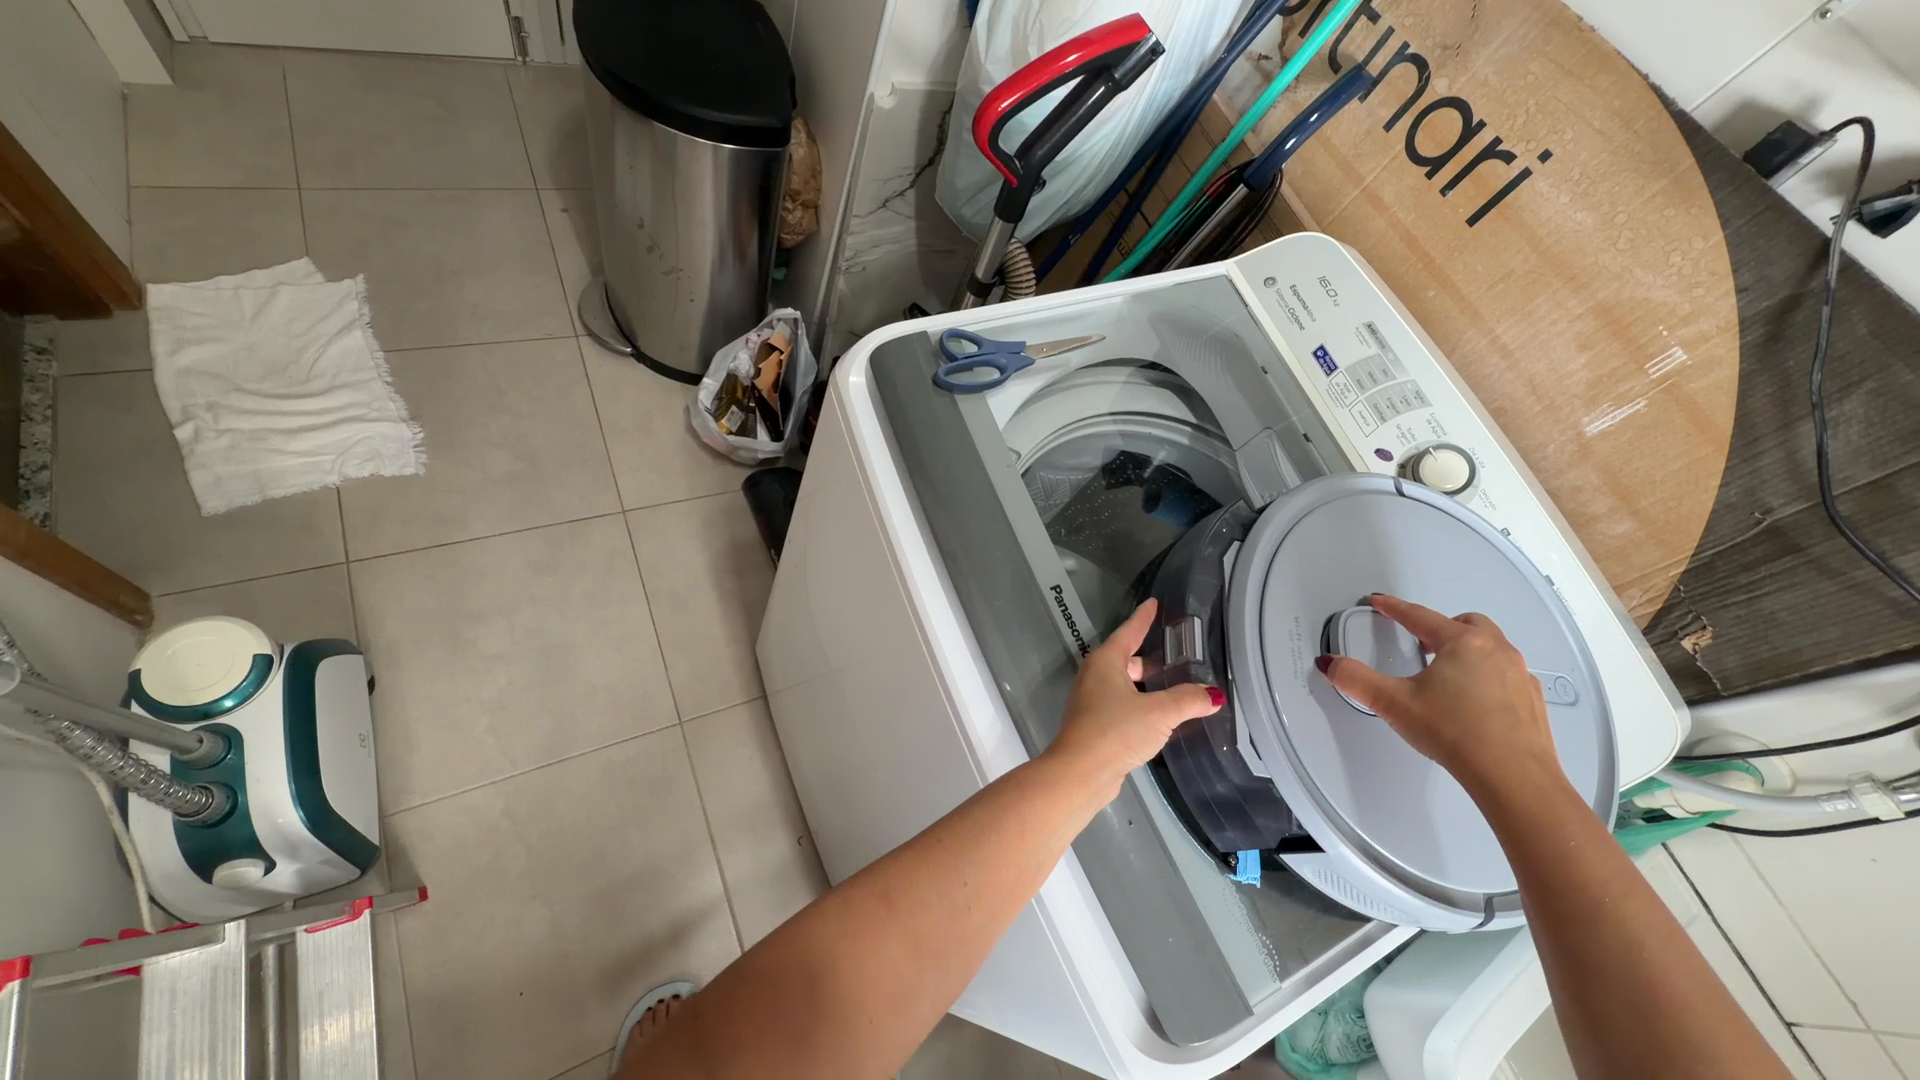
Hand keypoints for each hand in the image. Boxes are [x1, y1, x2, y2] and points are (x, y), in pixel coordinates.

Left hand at [1047, 599, 1222, 784]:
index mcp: (1106, 662)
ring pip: (1125, 685)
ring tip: (1176, 688)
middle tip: (1179, 658)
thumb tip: (1213, 695)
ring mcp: (1091, 701)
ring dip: (1147, 686)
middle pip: (1127, 660)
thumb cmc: (1115, 731)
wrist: (1081, 772)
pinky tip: (1159, 717)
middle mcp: (1095, 676)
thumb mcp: (1159, 713)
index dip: (1144, 618)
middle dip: (1151, 659)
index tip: (1154, 604)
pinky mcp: (1094, 725)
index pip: (1129, 632)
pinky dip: (1140, 705)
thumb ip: (1187, 700)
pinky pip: (1122, 705)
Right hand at [1319, 594, 1558, 796]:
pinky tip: (1474, 698)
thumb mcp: (1393, 703)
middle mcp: (1496, 651)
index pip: (1419, 616)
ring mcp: (1519, 675)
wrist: (1512, 776)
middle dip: (1440, 627)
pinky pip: (1509, 673)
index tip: (1383, 603)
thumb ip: (1356, 679)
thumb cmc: (1460, 735)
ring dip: (1467, 650)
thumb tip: (1333, 665)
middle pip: (1465, 623)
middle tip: (1421, 640)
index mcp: (1462, 643)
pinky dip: (1489, 675)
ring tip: (1446, 670)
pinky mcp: (1531, 700)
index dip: (1395, 608)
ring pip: (1491, 646)